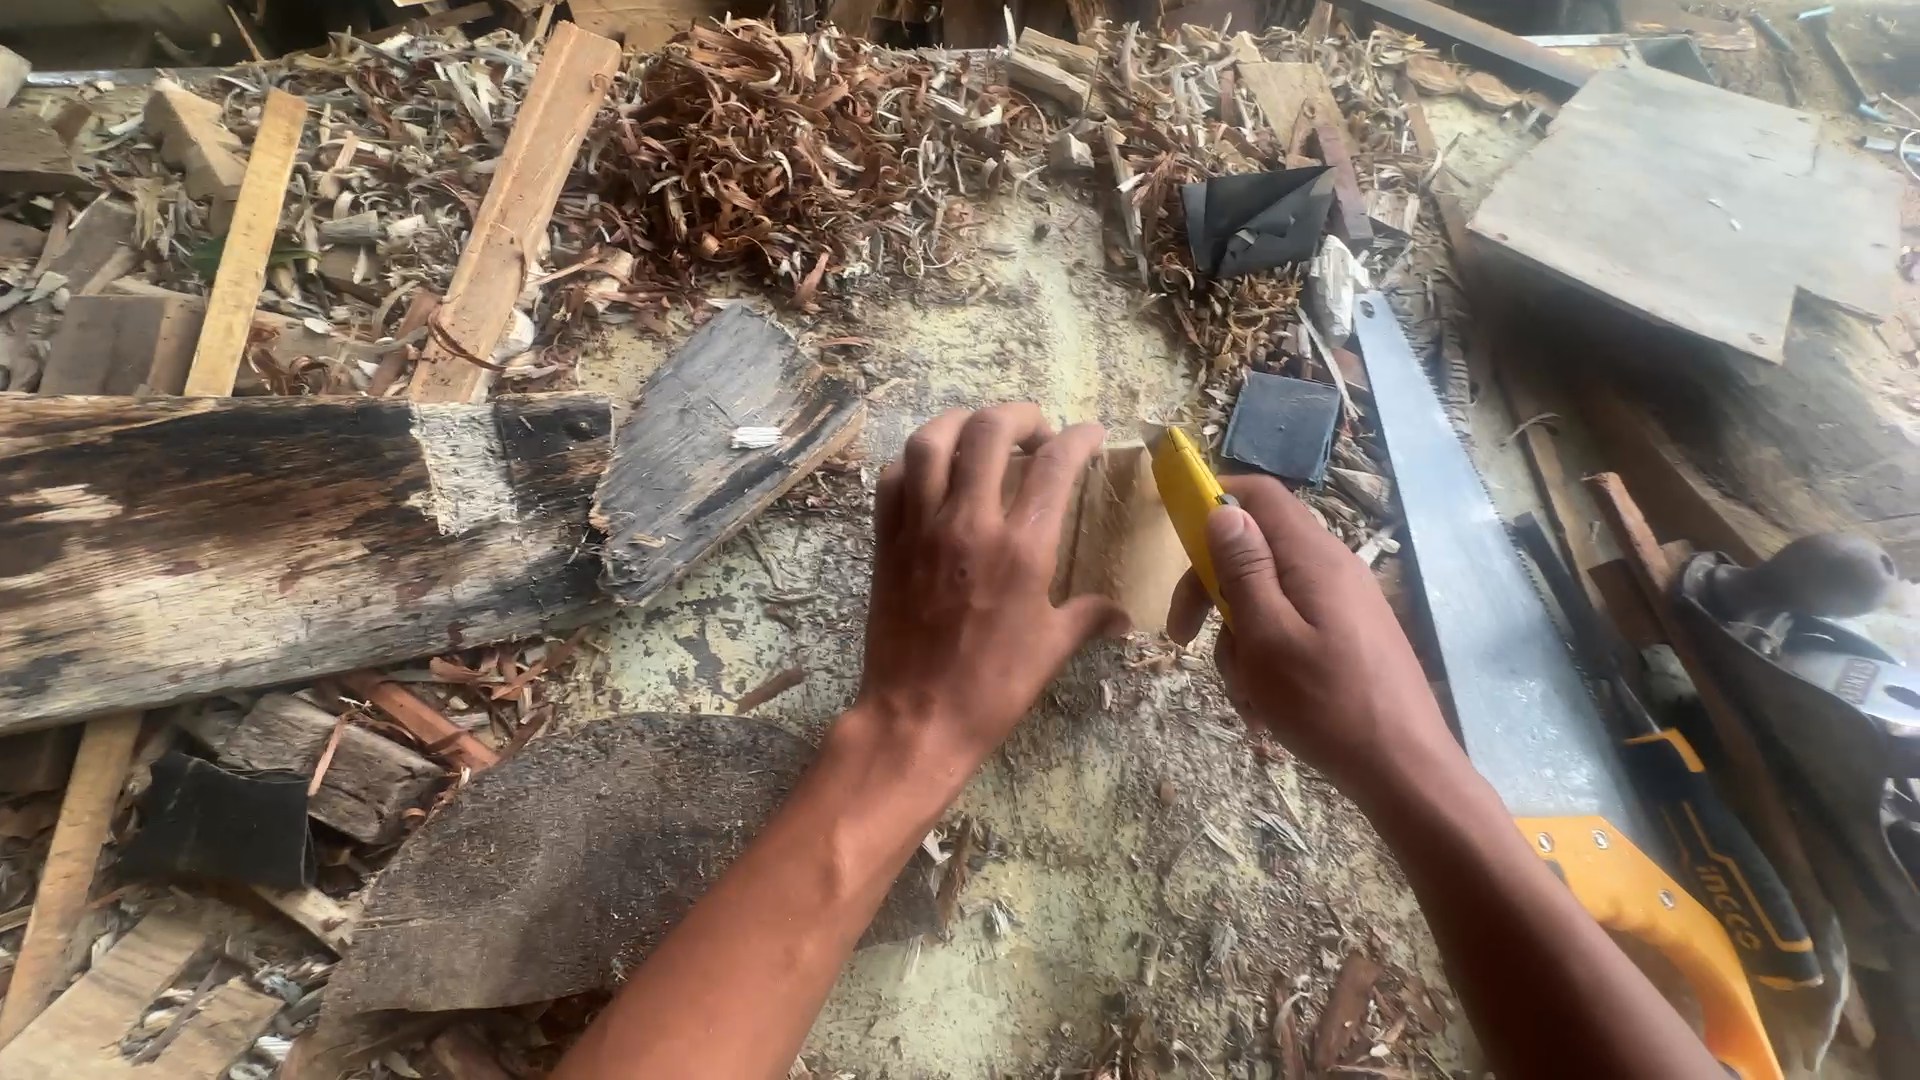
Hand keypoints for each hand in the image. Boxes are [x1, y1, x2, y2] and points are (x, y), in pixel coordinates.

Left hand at [855, 404, 1128, 769]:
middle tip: (1036, 429)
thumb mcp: (1052, 650)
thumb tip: (1123, 616)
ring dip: (960, 421)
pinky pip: (893, 478)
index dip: (1080, 437)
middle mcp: (969, 522)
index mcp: (1022, 548)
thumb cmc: (992, 687)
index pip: (1056, 465)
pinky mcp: (886, 541)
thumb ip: (1090, 618)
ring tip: (980, 432)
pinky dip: (914, 460)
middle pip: (989, 431)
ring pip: (931, 441)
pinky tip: (932, 469)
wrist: (916, 718)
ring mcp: (920, 528)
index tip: (1090, 434)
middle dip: (1020, 415)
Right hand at [1167, 474, 1455, 799]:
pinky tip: (1266, 704)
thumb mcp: (1267, 636)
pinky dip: (1264, 659)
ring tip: (1245, 691)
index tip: (1176, 542)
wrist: (1404, 772)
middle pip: (1252, 551)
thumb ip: (1244, 569)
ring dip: (1237, 640)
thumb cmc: (1327, 703)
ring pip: (1263, 598)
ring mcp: (1339, 604)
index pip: (1259, 494)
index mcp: (1312, 558)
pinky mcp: (1343, 635)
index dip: (1213, 500)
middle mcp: (1329, 569)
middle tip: (1183, 637)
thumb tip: (1223, 510)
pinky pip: (1286, 629)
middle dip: (1210, 590)